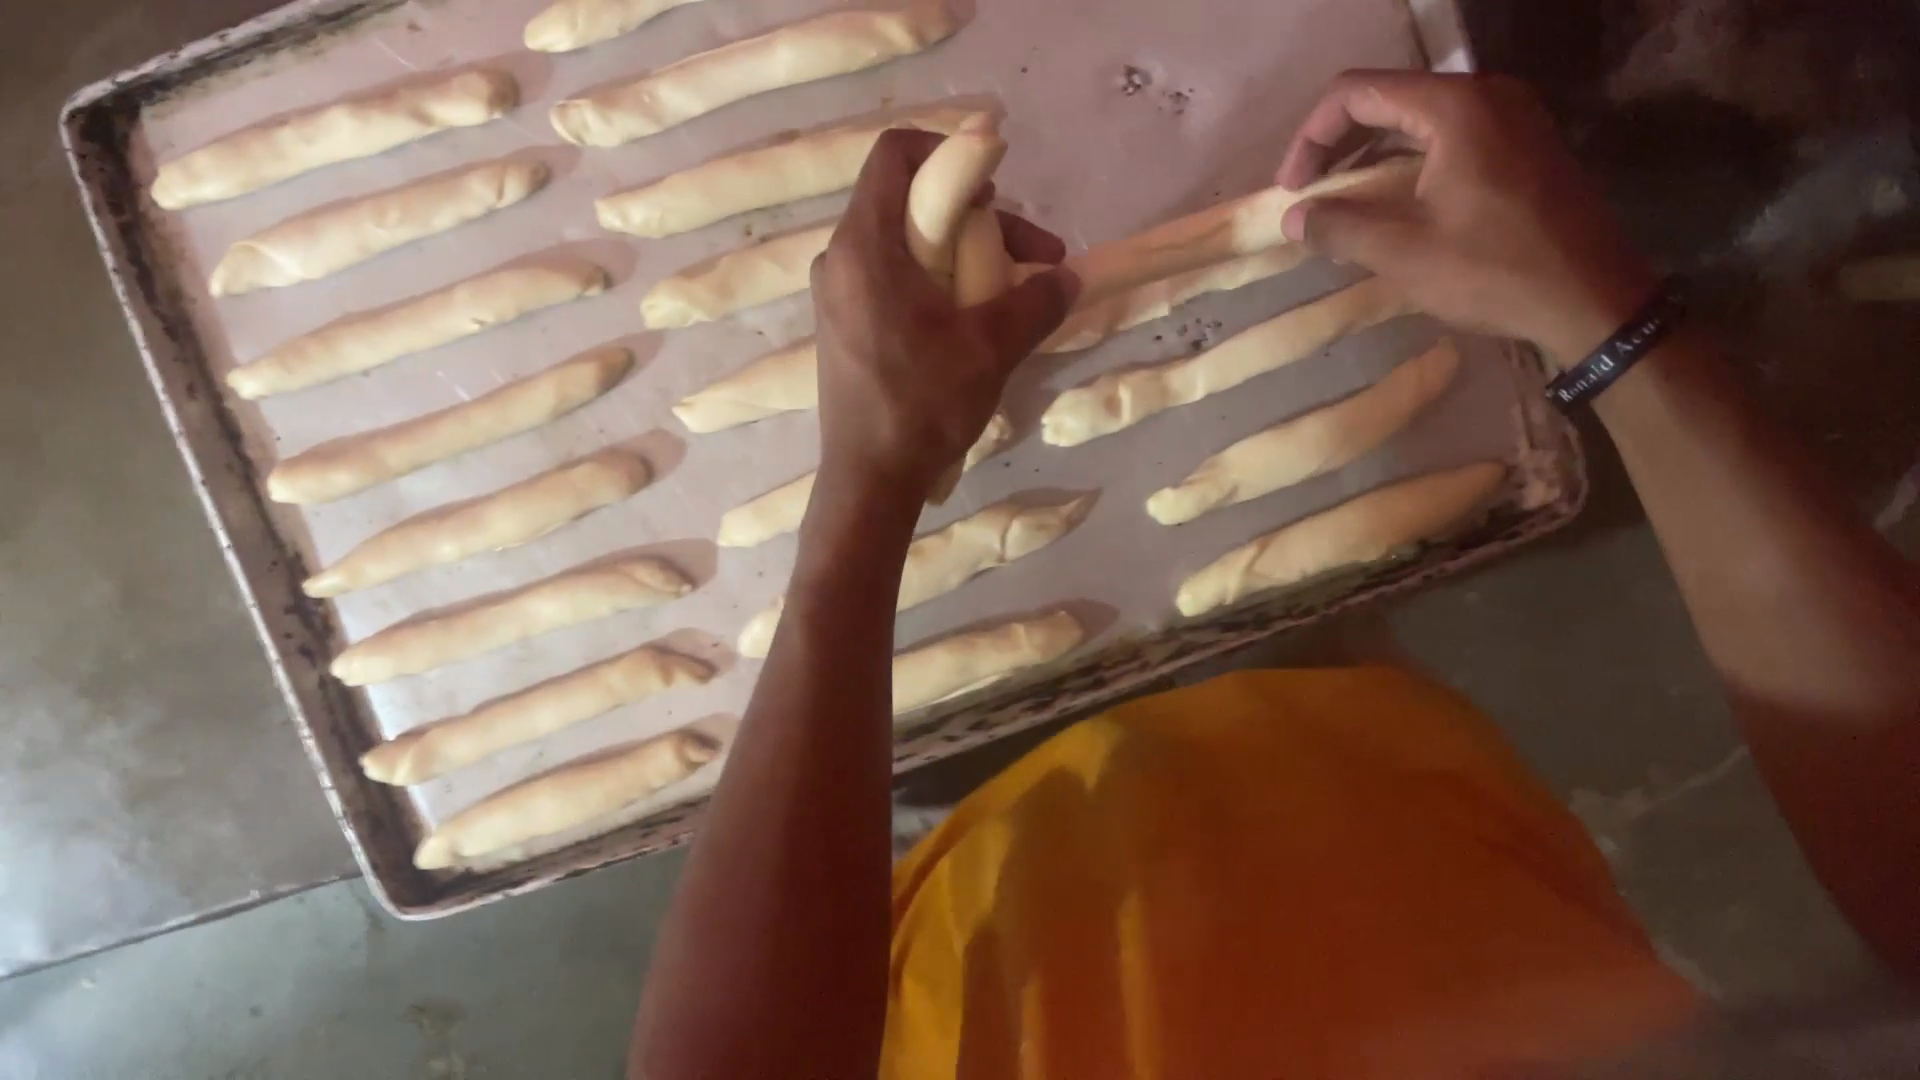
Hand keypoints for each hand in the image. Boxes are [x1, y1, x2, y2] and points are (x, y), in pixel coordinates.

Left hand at [811, 129, 1078, 497]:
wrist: (870, 479)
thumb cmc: (923, 405)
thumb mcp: (992, 348)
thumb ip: (1036, 302)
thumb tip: (1069, 277)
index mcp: (866, 246)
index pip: (896, 154)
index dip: (950, 151)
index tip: (997, 186)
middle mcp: (841, 260)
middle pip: (909, 203)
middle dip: (977, 219)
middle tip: (1031, 256)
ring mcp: (838, 297)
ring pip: (904, 247)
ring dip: (962, 257)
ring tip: (1012, 296)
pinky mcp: (844, 329)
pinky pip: (892, 282)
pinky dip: (935, 285)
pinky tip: (971, 322)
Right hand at [1277, 71, 1655, 365]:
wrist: (1588, 295)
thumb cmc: (1491, 269)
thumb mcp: (1401, 252)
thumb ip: (1338, 226)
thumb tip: (1293, 218)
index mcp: (1453, 107)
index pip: (1356, 92)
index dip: (1310, 137)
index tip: (1291, 189)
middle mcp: (1484, 95)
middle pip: (1386, 99)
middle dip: (1335, 145)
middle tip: (1306, 196)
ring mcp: (1508, 117)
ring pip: (1414, 119)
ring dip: (1366, 156)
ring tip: (1337, 204)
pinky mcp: (1519, 145)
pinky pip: (1443, 138)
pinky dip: (1402, 163)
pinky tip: (1384, 205)